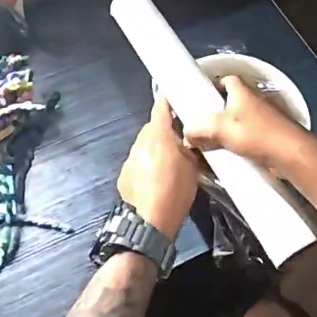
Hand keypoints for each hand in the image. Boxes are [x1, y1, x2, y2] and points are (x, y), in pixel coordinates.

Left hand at [118, 98, 199, 235]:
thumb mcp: (192, 167)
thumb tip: (185, 138)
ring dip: (154, 149)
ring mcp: (129, 158)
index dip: (167, 100)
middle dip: (163, 131)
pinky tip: (154, 180)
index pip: (160, 108)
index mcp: (158, 136)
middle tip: (178, 141)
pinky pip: (137, 162)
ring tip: (167, 164)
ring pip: (144, 145)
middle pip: (152, 127)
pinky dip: (145, 165)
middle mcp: (140, 143)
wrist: (151, 221)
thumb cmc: (176, 191)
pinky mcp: (124, 175)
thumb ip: (187, 146)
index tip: (172, 95)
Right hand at [182, 75, 312, 172]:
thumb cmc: (254, 133)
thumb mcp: (219, 129)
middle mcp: (255, 98)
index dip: (212, 86)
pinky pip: (251, 132)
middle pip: (232, 100)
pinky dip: (241, 140)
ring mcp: (266, 115)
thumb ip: (199, 130)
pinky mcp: (272, 132)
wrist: (290, 152)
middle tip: (204, 123)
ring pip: (241, 117)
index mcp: (241, 90)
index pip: (225, 79)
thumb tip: (187, 135)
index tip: (201, 99)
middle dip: (218, 111)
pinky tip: (232, 152)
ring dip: (230, 127)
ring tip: (214, 141)